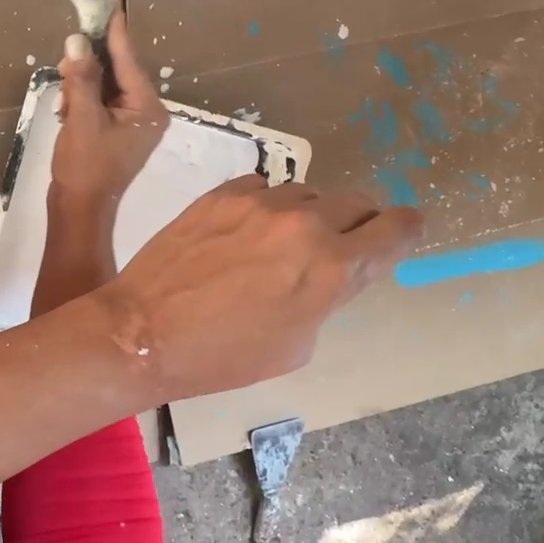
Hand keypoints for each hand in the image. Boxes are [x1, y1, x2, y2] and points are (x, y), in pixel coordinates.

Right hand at [49, 9, 166, 213]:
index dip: (115, 36)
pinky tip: (66, 105)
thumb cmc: (85, 166)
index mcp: (148, 109)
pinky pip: (99, 104)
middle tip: (68, 52)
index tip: (110, 7)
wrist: (78, 209)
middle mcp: (146, 114)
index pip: (129, 63)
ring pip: (106, 88)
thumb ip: (81, 79)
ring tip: (63, 85)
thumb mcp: (81, 119)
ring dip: (82, 84)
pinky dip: (82, 100)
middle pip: (118, 74)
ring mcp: (131, 125)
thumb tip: (76, 42)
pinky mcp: (113, 134)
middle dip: (91, 65)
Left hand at [97, 176, 423, 399]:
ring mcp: (258, 204)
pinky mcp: (218, 196)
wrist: (143, 331)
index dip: (400, 233)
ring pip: (307, 193)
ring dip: (306, 213)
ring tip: (279, 242)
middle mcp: (305, 224)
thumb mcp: (297, 343)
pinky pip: (261, 187)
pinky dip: (263, 205)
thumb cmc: (223, 355)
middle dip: (354, 223)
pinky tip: (245, 230)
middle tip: (332, 246)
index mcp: (334, 267)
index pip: (397, 228)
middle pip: (356, 203)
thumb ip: (329, 296)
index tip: (394, 235)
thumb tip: (333, 272)